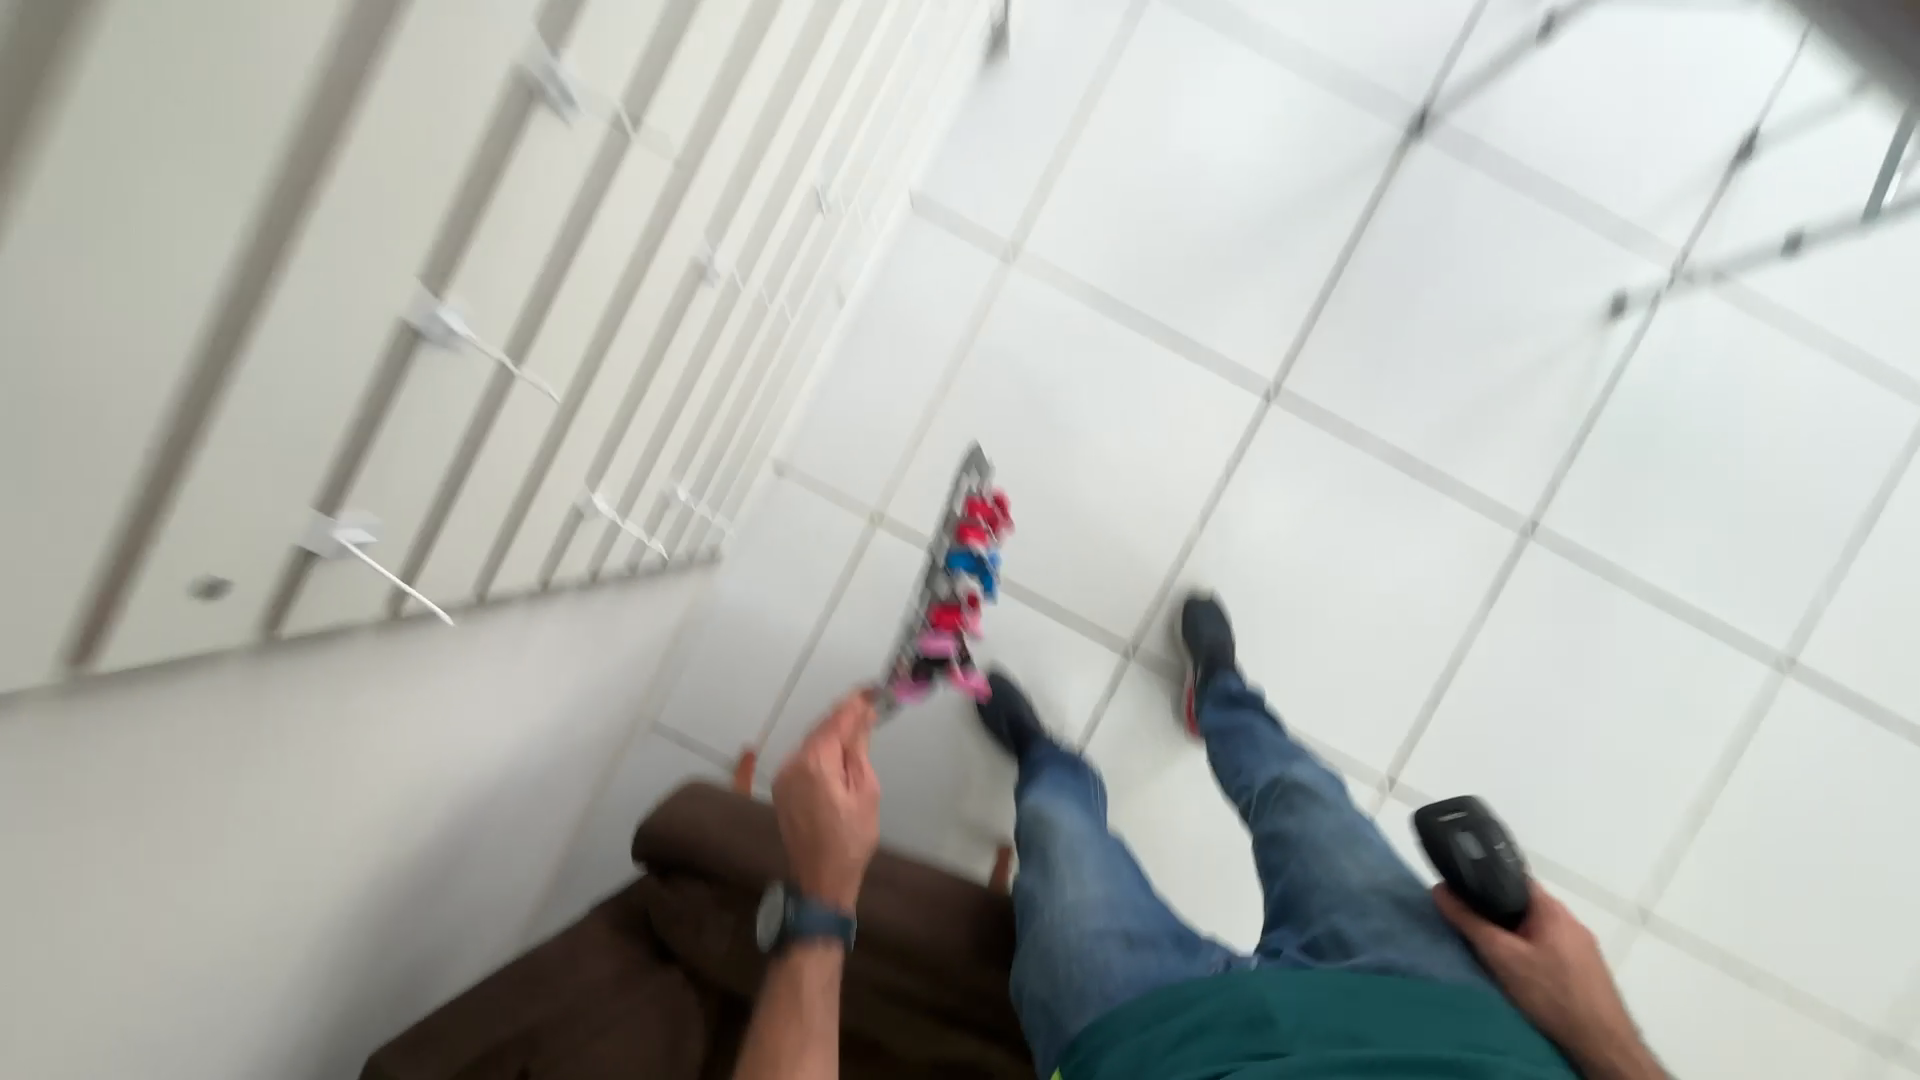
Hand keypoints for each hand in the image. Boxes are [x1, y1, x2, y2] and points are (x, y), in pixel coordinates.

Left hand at [771, 689, 881, 911]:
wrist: (821, 880)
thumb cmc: (851, 839)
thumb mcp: (866, 790)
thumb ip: (859, 748)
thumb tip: (862, 716)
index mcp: (814, 763)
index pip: (836, 720)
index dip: (855, 703)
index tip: (873, 689)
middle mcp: (793, 763)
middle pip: (822, 728)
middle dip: (845, 715)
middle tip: (871, 705)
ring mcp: (784, 776)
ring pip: (812, 742)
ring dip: (834, 732)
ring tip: (860, 726)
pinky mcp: (782, 788)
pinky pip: (804, 757)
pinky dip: (822, 749)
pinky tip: (840, 750)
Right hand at [1434, 883, 1664, 1079]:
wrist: (1604, 1048)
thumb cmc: (1551, 994)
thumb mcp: (1500, 955)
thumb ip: (1468, 920)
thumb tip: (1438, 889)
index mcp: (1553, 909)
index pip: (1512, 878)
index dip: (1483, 880)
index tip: (1460, 890)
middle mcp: (1571, 922)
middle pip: (1522, 905)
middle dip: (1494, 912)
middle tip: (1469, 923)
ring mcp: (1583, 947)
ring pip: (1535, 928)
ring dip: (1512, 934)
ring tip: (1490, 948)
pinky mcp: (1587, 970)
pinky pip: (1549, 948)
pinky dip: (1529, 951)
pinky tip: (1518, 970)